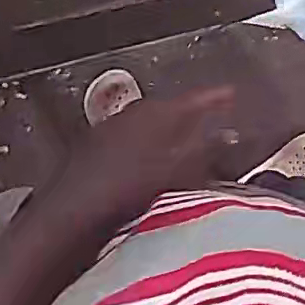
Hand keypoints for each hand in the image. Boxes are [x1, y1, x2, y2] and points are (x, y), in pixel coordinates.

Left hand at [40, 87, 237, 233]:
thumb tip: (229, 136)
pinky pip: (134, 139)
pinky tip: (155, 164)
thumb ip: (208, 150)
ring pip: (151, 123)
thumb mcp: (179, 170)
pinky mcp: (96, 149)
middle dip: (193, 114)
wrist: (73, 212)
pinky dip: (150, 145)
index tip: (231, 93)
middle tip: (212, 120)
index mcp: (156, 113)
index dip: (216, 96)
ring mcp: (111, 129)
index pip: (194, 98)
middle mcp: (132, 114)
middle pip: (171, 108)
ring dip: (170, 131)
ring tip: (187, 145)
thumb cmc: (129, 188)